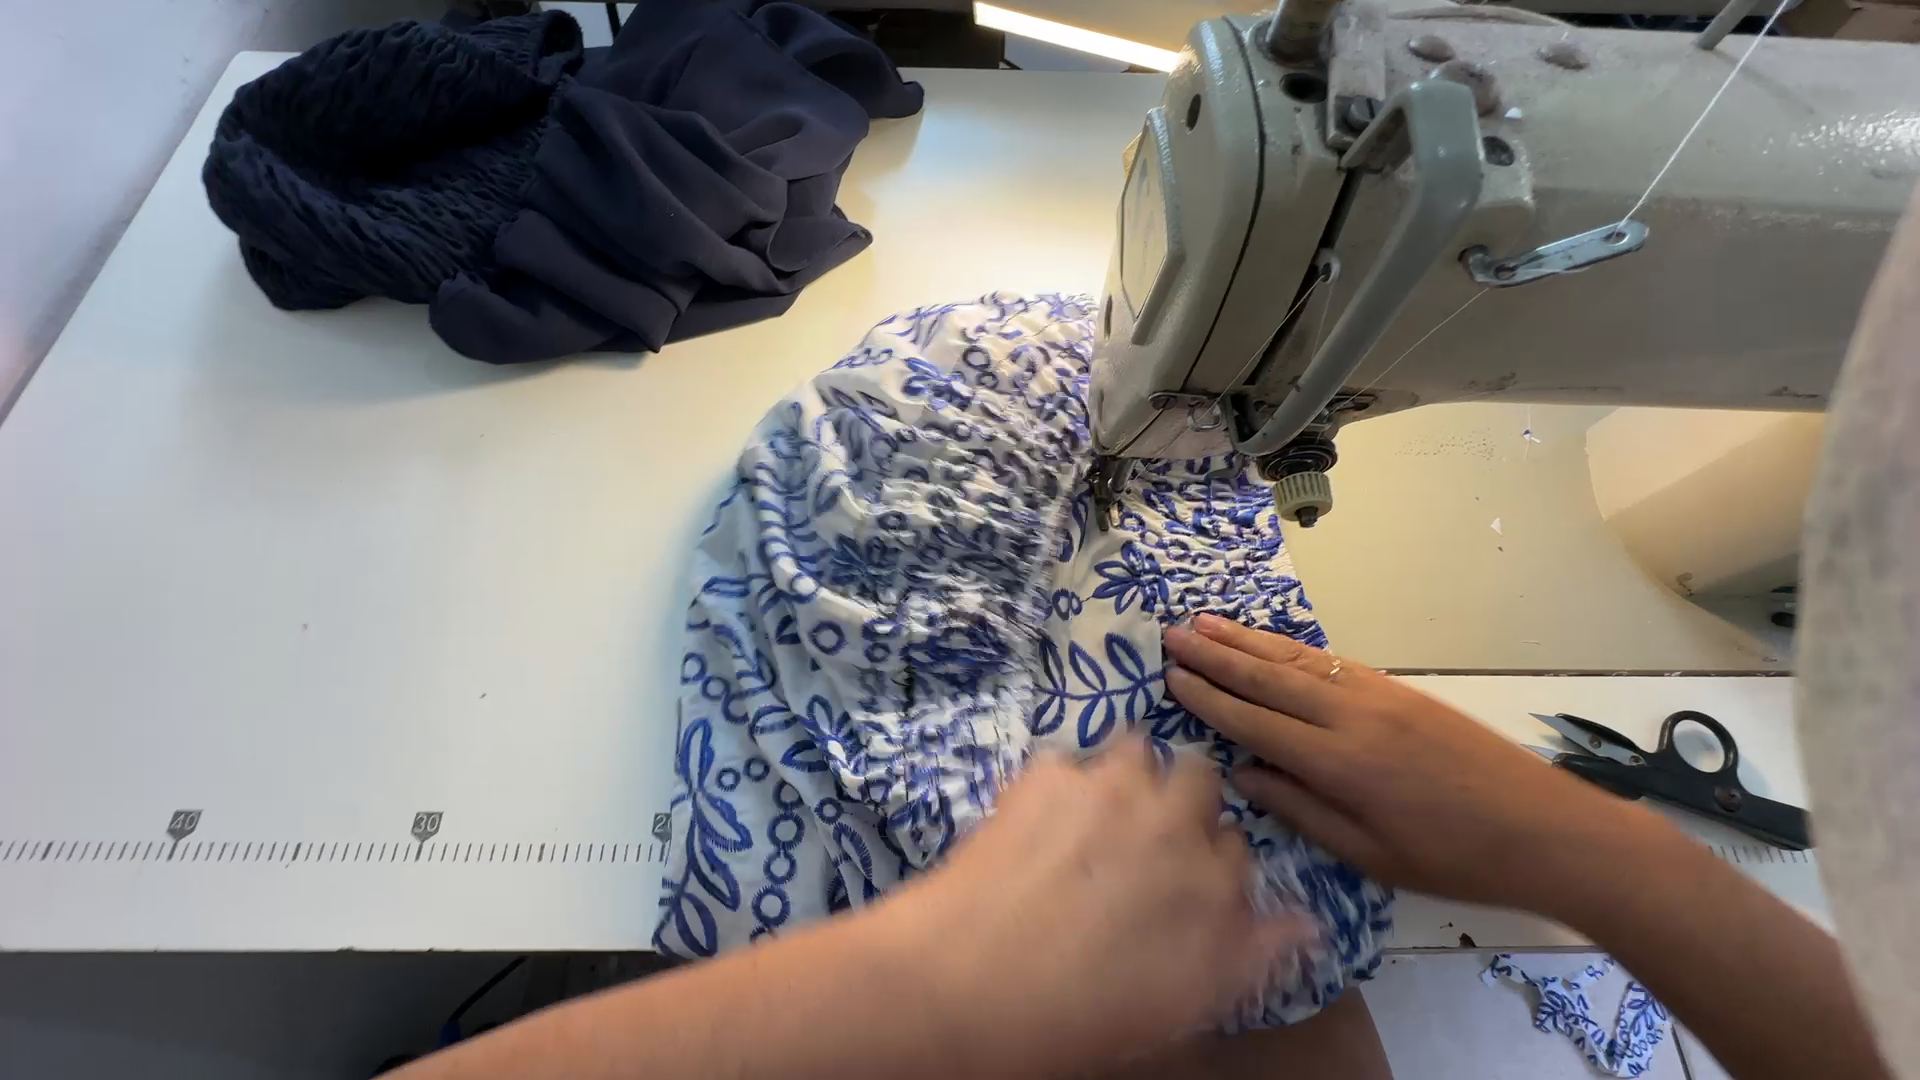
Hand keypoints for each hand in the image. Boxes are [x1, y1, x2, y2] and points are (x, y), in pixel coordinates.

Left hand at [883, 742, 1311, 1074]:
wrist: (976, 978)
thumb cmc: (1084, 1011)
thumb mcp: (1184, 1000)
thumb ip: (1249, 950)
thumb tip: (1303, 921)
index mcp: (1215, 884)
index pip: (1236, 843)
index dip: (1207, 855)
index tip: (1181, 872)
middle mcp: (1172, 821)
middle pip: (1197, 774)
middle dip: (1178, 793)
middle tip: (1141, 828)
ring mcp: (1108, 787)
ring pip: (1136, 748)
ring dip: (1123, 771)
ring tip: (1091, 809)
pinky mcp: (1048, 771)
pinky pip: (1064, 759)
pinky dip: (1056, 781)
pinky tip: (1033, 817)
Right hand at [1162, 614, 1660, 915]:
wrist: (1548, 829)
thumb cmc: (1453, 857)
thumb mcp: (1369, 854)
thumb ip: (1299, 809)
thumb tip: (1241, 774)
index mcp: (1337, 763)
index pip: (1253, 722)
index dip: (1207, 698)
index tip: (1171, 677)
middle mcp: (1348, 716)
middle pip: (1266, 677)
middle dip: (1214, 655)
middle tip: (1170, 635)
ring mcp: (1374, 694)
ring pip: (1294, 659)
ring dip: (1244, 639)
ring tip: (1202, 622)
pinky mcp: (1395, 687)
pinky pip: (1327, 660)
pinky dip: (1287, 646)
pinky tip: (1265, 639)